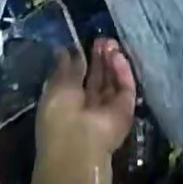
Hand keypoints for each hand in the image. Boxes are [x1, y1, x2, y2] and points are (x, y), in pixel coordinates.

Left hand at [37, 37, 136, 163]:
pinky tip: (117, 55)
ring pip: (112, 81)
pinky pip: (125, 88)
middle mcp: (88, 107)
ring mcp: (107, 109)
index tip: (84, 42)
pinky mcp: (125, 111)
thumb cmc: (60, 114)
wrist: (80, 144)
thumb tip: (64, 49)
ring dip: (111, 61)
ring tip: (110, 42)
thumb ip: (66, 67)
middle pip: (97, 78)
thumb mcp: (57, 85)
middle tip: (102, 38)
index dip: (82, 59)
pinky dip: (122, 71)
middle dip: (99, 58)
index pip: (77, 78)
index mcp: (66, 102)